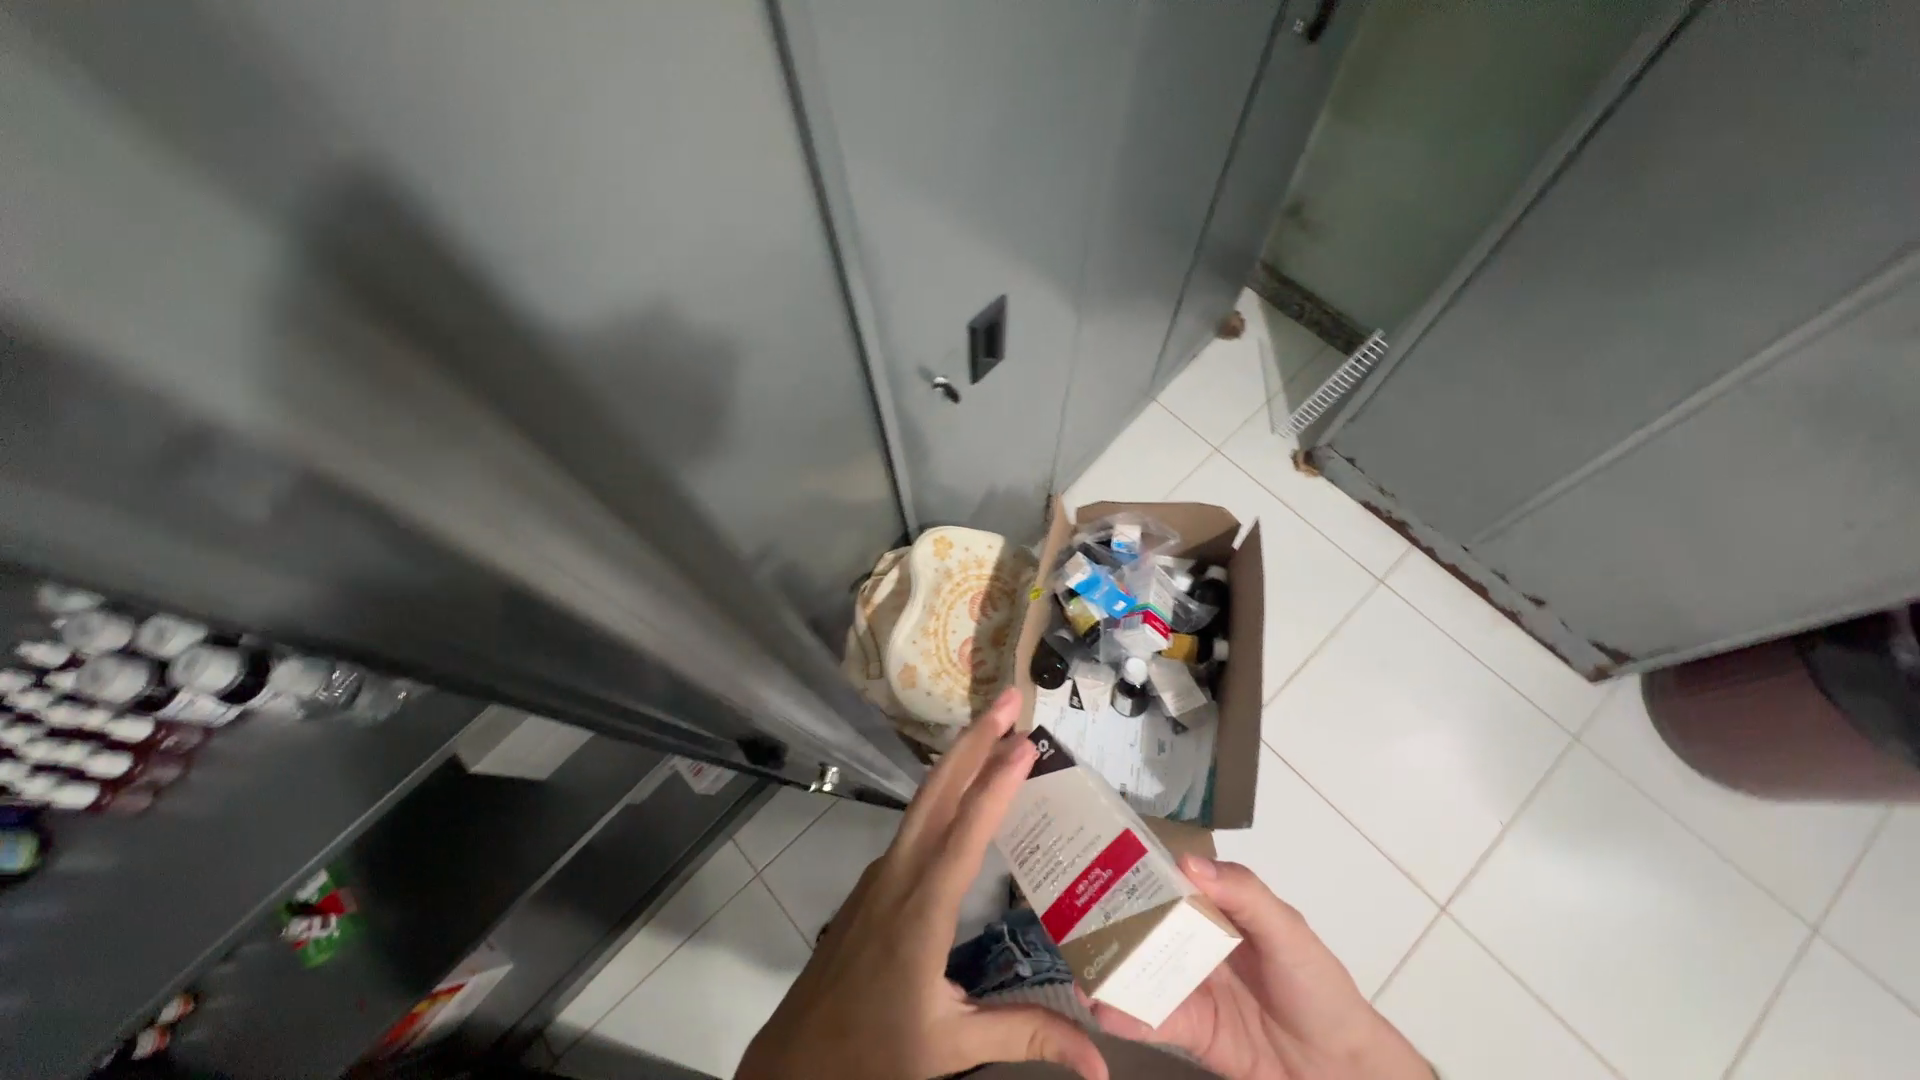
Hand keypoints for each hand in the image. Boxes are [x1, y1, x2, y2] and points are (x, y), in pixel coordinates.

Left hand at [738, 689, 1107, 1079]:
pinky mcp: (873, 885)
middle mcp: (899, 877)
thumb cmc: (874, 1051)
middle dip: (974, 740)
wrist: (796, 1062)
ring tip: (994, 728)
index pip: (966, 833)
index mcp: (922, 911)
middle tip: (1011, 699)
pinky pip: (913, 826)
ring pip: (922, 803)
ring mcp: (880, 876)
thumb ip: (1027, 1036)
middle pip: (937, 793)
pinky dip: (943, 794)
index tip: (1025, 742)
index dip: (997, 785)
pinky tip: (963, 792)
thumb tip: (1102, 1062)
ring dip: (958, 760)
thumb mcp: (952, 1046)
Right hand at [1091, 856, 1429, 1079]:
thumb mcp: (1288, 931)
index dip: (1132, 872)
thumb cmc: (1318, 987)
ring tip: (1080, 970)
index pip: (1166, 882)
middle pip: (1141, 926)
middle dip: (1106, 922)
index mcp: (1214, 910)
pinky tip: (1104, 1009)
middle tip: (1069, 918)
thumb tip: (1185, 862)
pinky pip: (1147, 1017)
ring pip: (1135, 970)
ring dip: (1107, 969)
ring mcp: (1185, 986)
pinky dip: (1123, 1014)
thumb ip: (1243, 894)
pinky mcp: (1184, 1029)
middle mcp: (1191, 943)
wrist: (1340, 1072)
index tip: (1094, 863)